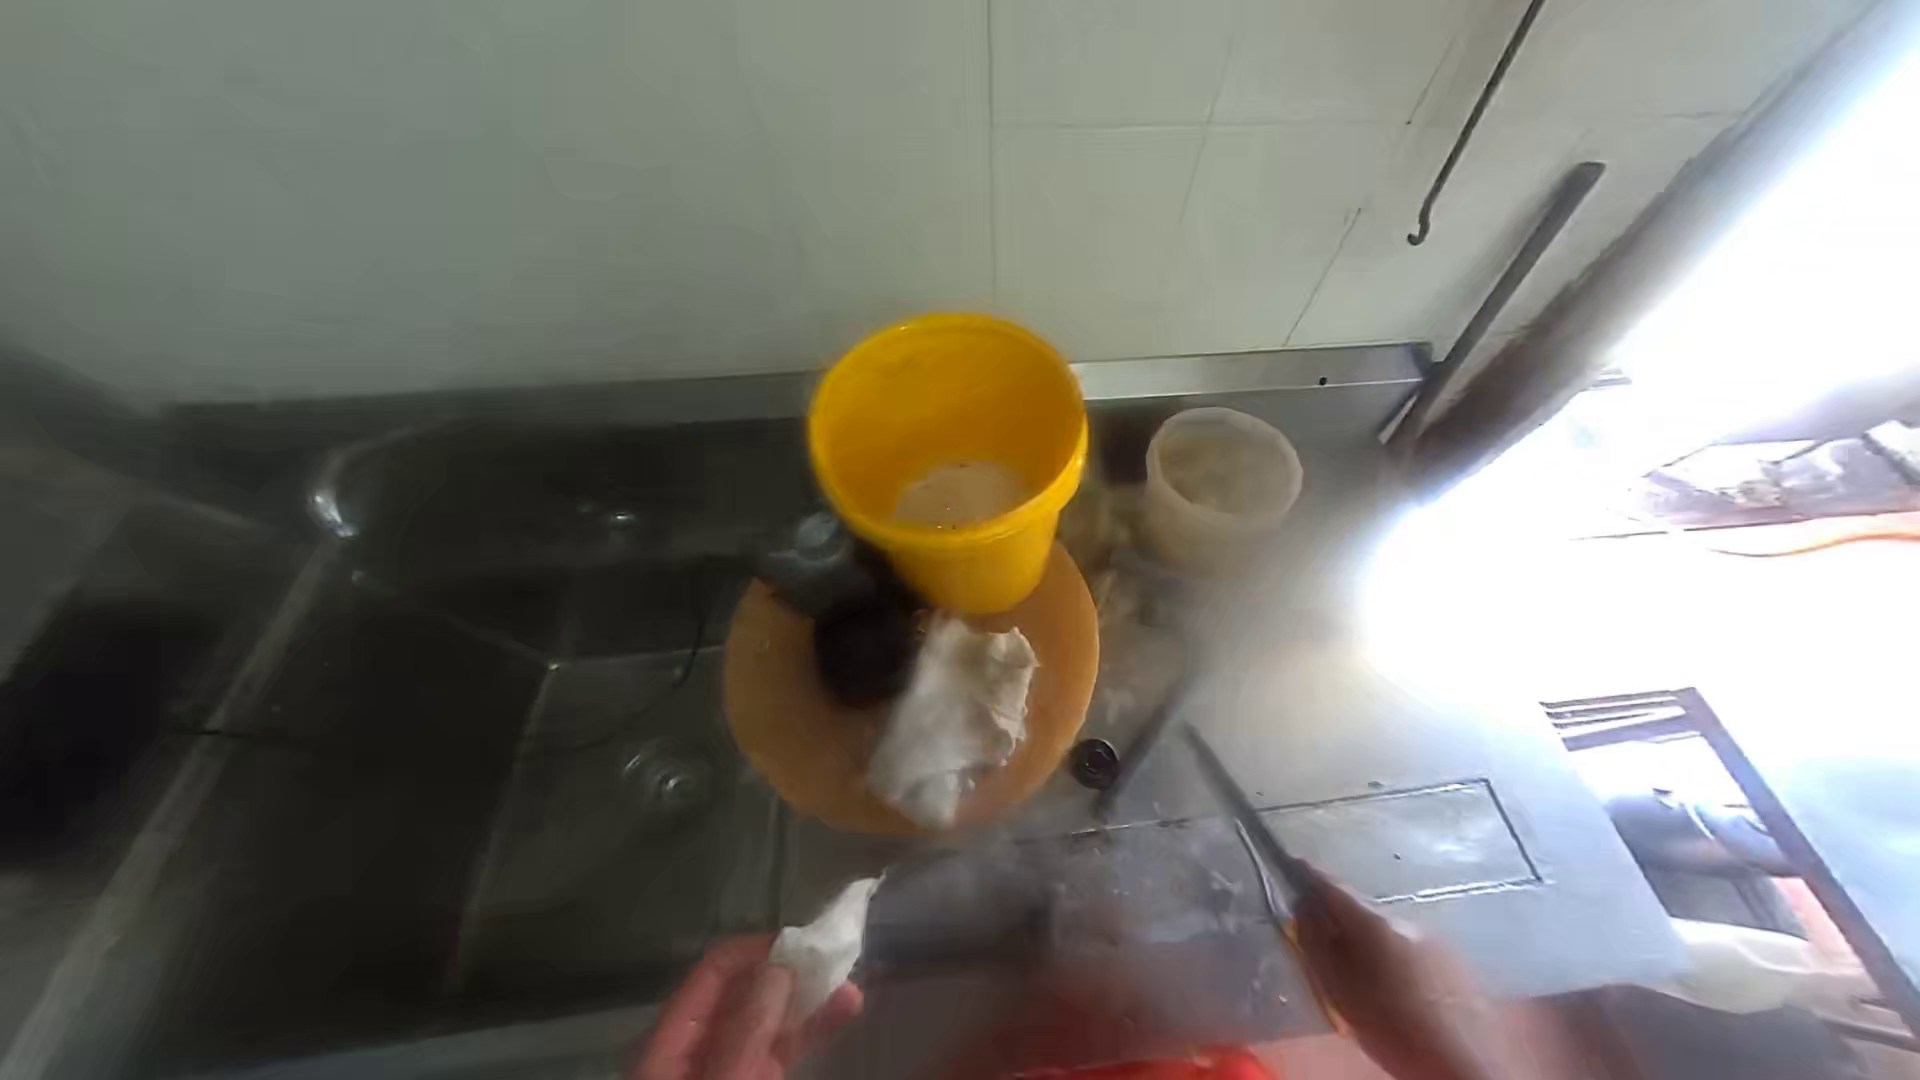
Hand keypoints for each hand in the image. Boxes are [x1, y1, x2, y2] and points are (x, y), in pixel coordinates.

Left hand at [633, 935, 864, 1079]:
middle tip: (838, 961)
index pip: (715, 972)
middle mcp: (696, 1050)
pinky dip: (809, 1029)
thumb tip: (780, 962)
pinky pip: (778, 1048)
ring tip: (851, 987)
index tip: (809, 946)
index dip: (761, 950)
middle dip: (791, 971)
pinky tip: (843, 1012)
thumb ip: (747, 1030)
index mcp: (670, 1045)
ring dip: (808, 997)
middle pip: (744, 990)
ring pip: (767, 1018)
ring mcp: (723, 1073)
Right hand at [1291, 864, 1516, 1079]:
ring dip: (1367, 937)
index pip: (1330, 884)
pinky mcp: (1454, 963)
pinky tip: (1394, 983)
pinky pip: (1408, 946)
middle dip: (1338, 915)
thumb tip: (1303, 905)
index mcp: (1371, 921)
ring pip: (1385, 928)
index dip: (1306, 873)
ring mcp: (1433, 939)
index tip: (1291, 864)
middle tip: (1321, 935)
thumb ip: (1314, 941)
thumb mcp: (1338, 988)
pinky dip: (1392, 954)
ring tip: (1360, 968)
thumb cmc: (1393, 1030)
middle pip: (1358, 908)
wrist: (1469, 1072)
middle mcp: (1403, 919)